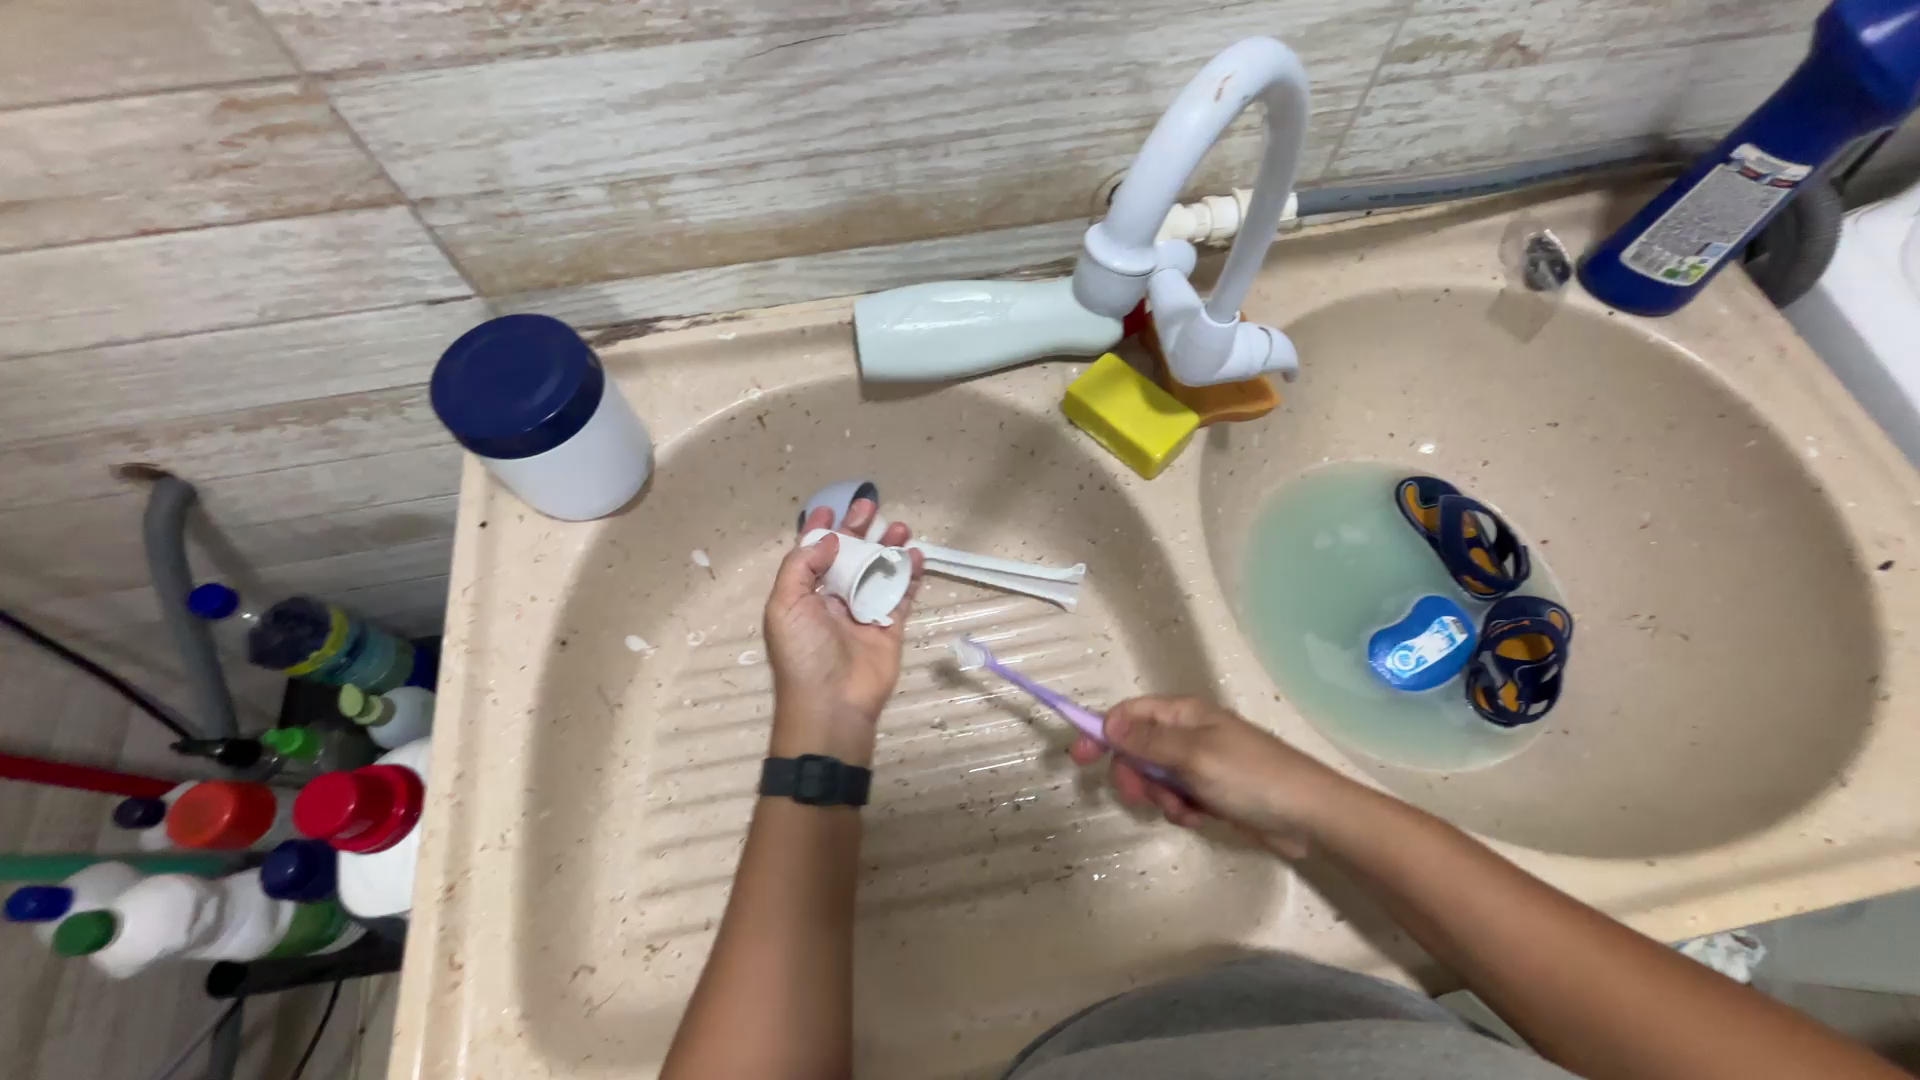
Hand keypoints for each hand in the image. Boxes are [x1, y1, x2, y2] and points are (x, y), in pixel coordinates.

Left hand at [763, 499, 922, 765]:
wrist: (832, 704)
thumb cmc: (803, 653)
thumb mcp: (785, 605)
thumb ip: (801, 566)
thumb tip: (828, 539)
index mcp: (803, 595)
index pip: (812, 554)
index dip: (821, 530)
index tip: (832, 508)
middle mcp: (833, 600)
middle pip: (849, 556)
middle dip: (859, 530)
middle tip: (871, 506)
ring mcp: (863, 612)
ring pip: (878, 571)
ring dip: (887, 547)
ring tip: (900, 526)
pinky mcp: (889, 627)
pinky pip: (901, 595)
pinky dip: (910, 575)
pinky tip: (916, 556)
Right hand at [1068, 696, 1343, 856]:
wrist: (1309, 815)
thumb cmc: (1250, 777)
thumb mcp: (1193, 756)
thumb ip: (1147, 741)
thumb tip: (1107, 722)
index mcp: (1184, 713)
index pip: (1128, 714)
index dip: (1101, 731)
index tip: (1078, 758)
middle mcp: (1188, 732)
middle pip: (1137, 747)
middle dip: (1134, 773)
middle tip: (1140, 796)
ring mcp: (1201, 762)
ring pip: (1155, 776)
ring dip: (1159, 796)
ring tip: (1182, 810)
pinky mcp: (1212, 790)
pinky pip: (1177, 796)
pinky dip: (1180, 808)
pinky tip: (1197, 818)